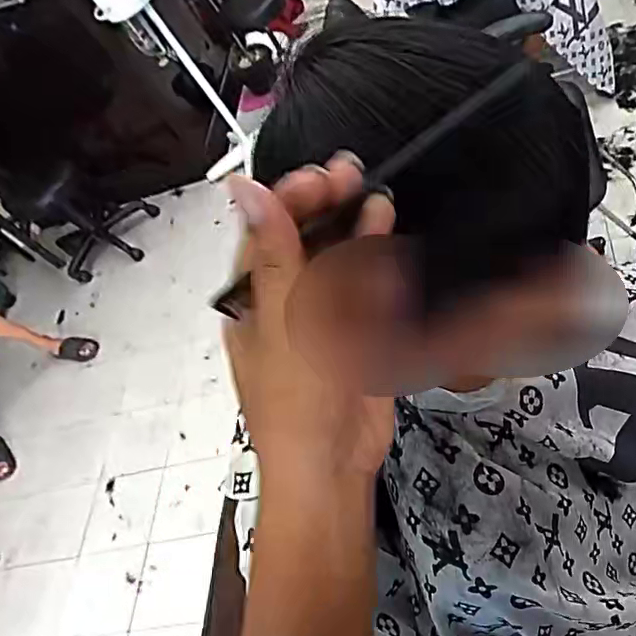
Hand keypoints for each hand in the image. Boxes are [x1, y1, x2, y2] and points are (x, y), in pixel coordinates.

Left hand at [222, 154, 395, 484]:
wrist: (331, 460)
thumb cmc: (294, 401)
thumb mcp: (281, 322)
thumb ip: (275, 255)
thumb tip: (245, 190)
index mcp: (253, 298)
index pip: (266, 231)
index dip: (290, 198)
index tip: (322, 178)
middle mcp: (287, 303)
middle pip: (305, 241)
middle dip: (327, 207)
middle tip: (353, 176)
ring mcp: (325, 321)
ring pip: (339, 265)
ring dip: (356, 232)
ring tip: (378, 201)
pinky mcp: (358, 339)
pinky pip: (366, 295)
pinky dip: (378, 269)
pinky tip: (390, 244)